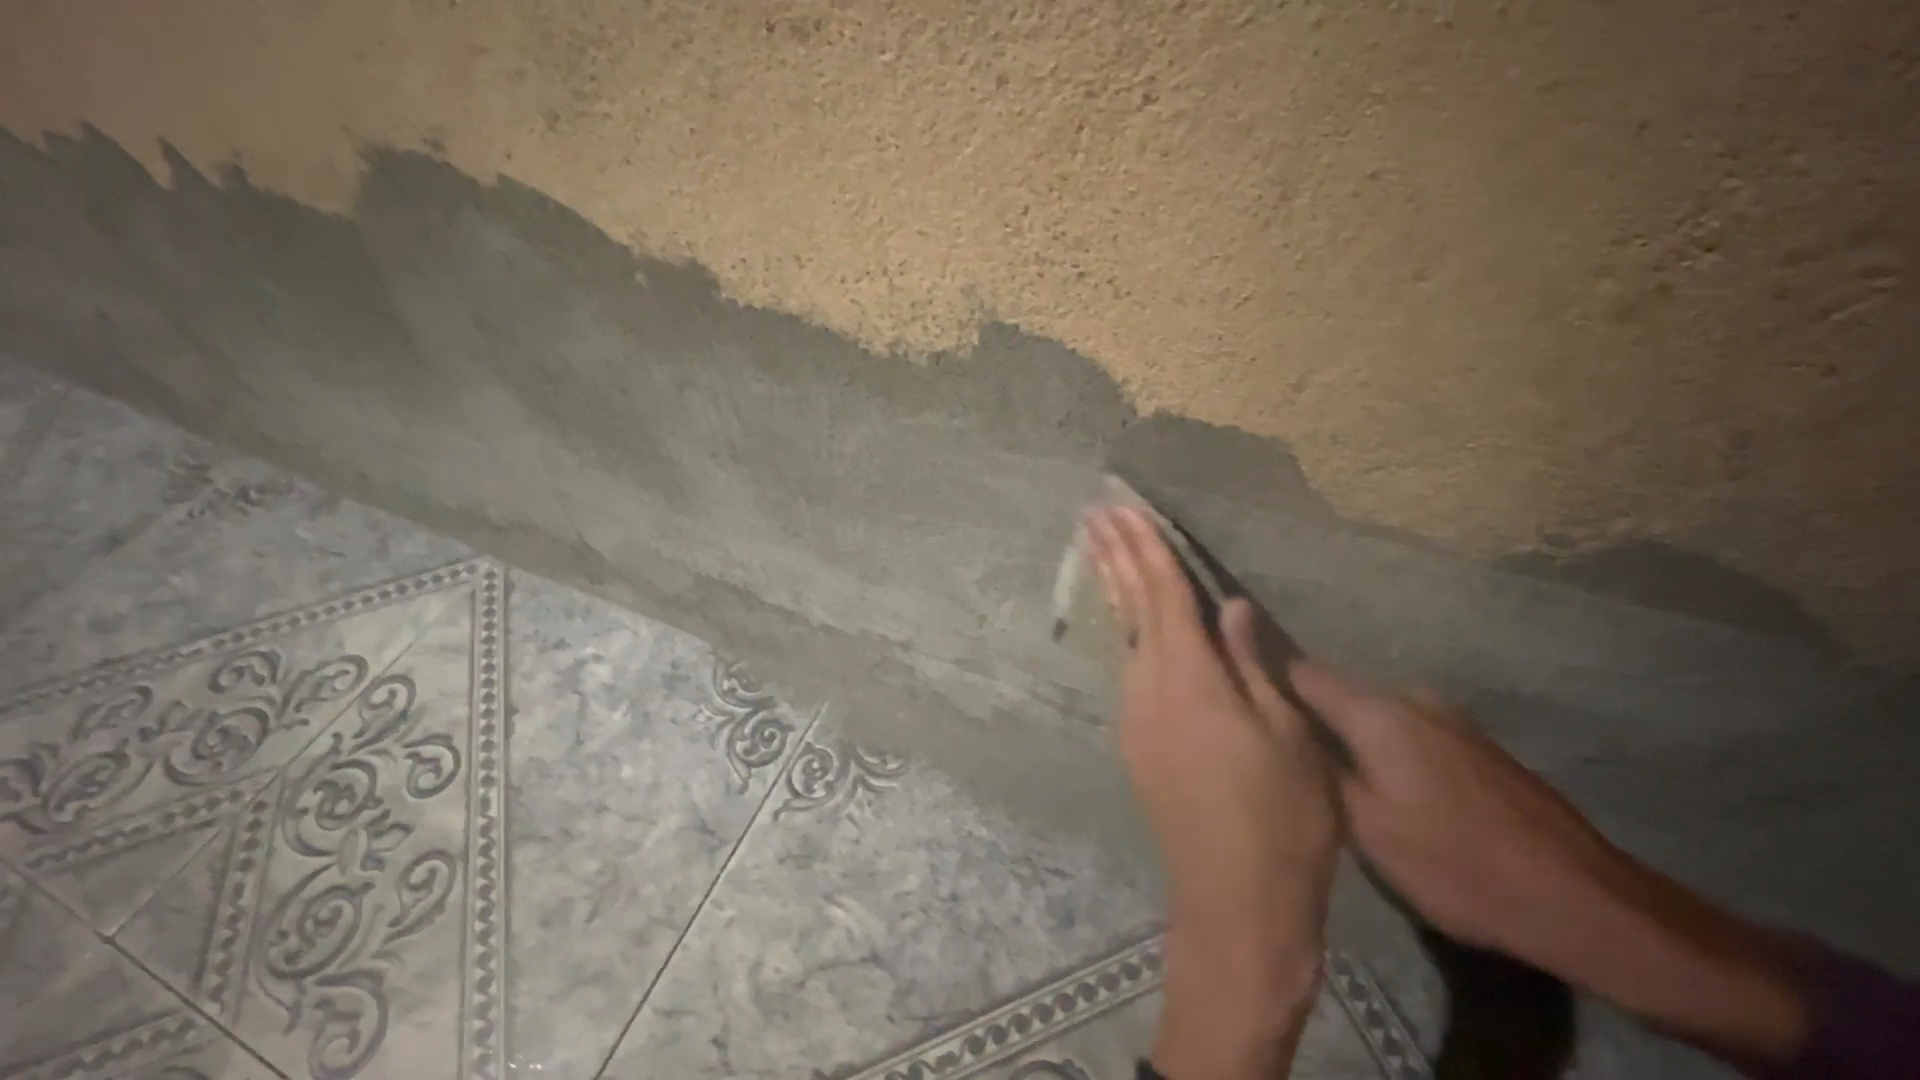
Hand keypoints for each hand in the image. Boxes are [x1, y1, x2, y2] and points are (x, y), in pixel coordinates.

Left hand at [1084, 506, 1338, 1079]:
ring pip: (1122, 636)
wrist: (1232, 899)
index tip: (1124, 508)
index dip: (1146, 547)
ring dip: (1113, 589)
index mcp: (1190, 678)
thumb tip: (1230, 608)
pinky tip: (1126, 621)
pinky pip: (1127, 668)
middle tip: (1090, 513)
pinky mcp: (1134, 744)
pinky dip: (1125, 630)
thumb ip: (1252, 664)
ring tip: (1100, 549)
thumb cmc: (1281, 817)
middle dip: (1113, 556)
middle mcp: (1148, 689)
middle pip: (1129, 608)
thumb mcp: (1287, 735)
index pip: (1163, 595)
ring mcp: (1133, 718)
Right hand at [1293, 664, 1808, 1064]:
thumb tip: (1285, 735)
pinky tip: (1384, 792)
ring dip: (1350, 740)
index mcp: (1378, 714)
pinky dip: (1385, 753)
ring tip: (1328, 779)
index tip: (1238, 692)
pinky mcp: (1477, 748)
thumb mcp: (1368, 831)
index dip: (1267, 676)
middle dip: (1309, 719)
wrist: (1579, 899)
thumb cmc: (1458, 866)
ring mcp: (1451, 721)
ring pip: (1376, 720)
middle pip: (1340, 697)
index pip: (1303, 673)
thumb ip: (1321, 774)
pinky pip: (1409, 736)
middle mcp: (1413, 701)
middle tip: (1281, 756)